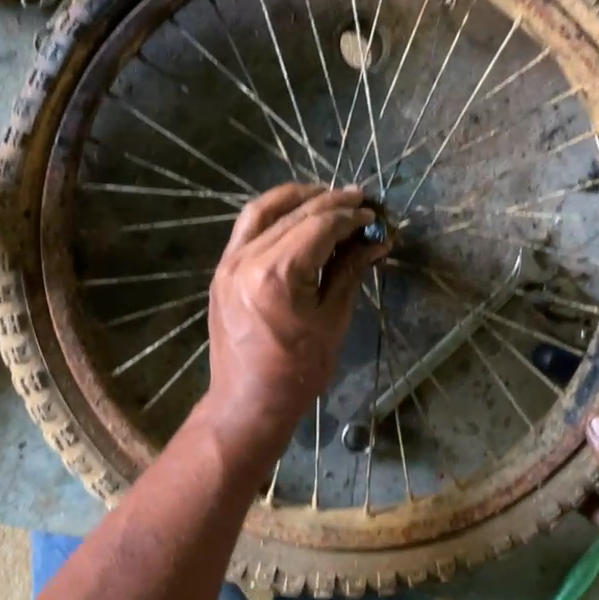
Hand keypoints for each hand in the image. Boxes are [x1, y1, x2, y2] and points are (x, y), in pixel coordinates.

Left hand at [199, 184, 386, 458]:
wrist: (248, 402)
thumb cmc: (298, 370)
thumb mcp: (333, 319)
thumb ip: (350, 271)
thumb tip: (376, 240)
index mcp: (277, 273)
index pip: (320, 225)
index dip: (350, 216)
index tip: (374, 214)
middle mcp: (248, 257)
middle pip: (294, 212)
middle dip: (330, 202)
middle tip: (359, 199)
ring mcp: (229, 261)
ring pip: (263, 209)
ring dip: (297, 197)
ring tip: (327, 197)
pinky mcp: (222, 269)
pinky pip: (247, 227)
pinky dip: (273, 213)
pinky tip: (296, 215)